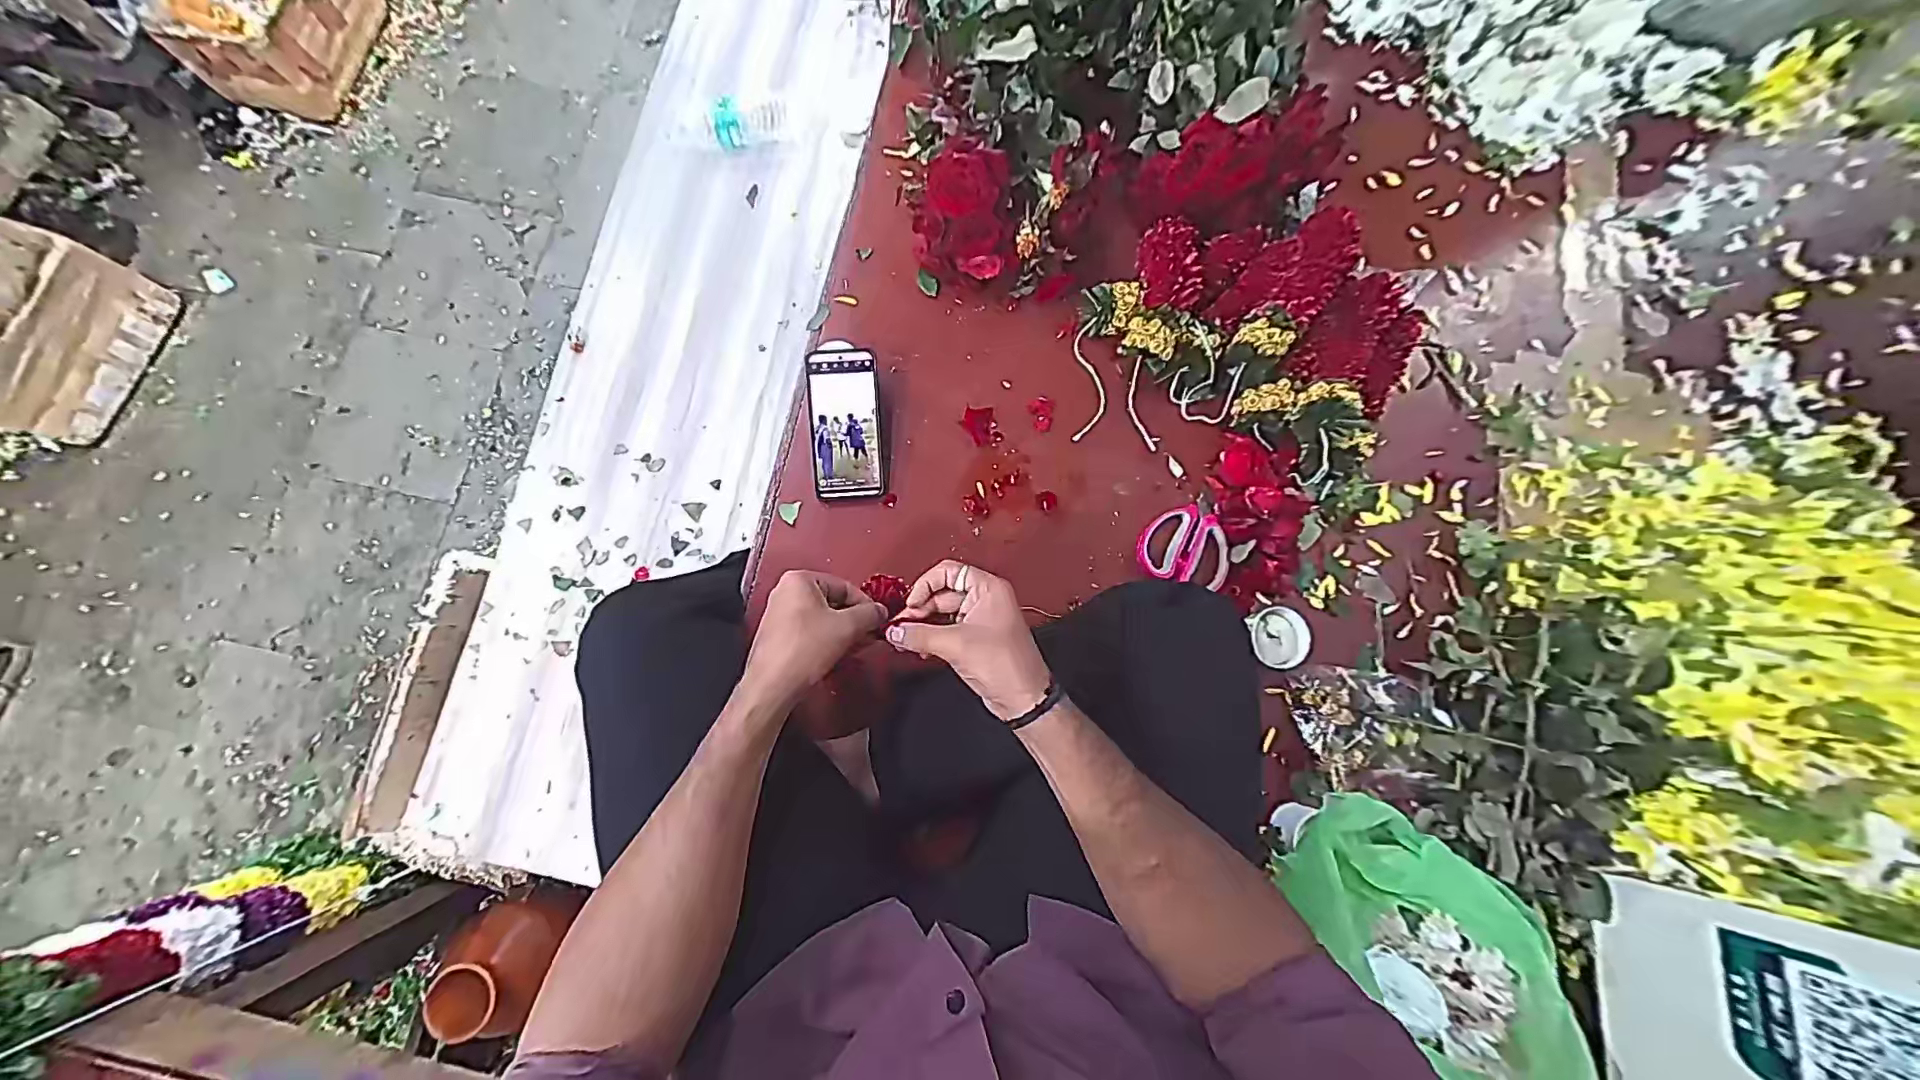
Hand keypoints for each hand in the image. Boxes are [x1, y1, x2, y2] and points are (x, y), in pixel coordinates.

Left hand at [743, 570, 886, 709]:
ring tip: (855, 645)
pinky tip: (837, 654)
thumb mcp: (848, 627)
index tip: (876, 618)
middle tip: (868, 633)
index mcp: (799, 581)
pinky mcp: (779, 637)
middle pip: (833, 602)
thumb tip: (879, 611)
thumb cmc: (800, 652)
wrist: (773, 686)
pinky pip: (811, 632)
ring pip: (822, 619)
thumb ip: (869, 614)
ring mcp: (780, 615)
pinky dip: (827, 641)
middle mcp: (785, 593)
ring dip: (843, 632)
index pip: (844, 586)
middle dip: (854, 620)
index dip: (865, 604)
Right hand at [886, 560, 1052, 720]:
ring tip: (905, 639)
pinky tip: (918, 647)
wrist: (1023, 698)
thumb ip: (920, 635)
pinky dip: (931, 636)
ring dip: (922, 625)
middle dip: (920, 609)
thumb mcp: (956, 645)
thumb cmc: (1007, 666)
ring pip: (942, 612)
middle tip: (902, 626)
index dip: (925, 585)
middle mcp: (985, 599)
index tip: (911, 604)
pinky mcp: (974, 638)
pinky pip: (946, 629)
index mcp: (988, 589)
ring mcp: (980, 619)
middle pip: (942, 593)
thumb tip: (897, 630)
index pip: (948, 571)